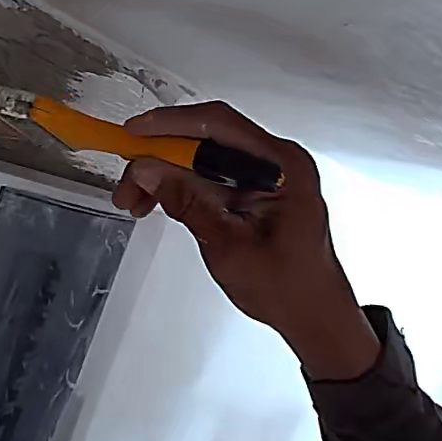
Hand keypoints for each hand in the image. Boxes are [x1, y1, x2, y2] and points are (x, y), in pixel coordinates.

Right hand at [111, 102, 379, 380]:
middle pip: (205, 138)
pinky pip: (206, 174)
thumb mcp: (229, 246)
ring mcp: (262, 173)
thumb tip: (146, 170)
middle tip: (127, 179)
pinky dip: (176, 186)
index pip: (219, 125)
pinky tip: (153, 201)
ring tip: (133, 199)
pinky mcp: (249, 188)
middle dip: (159, 155)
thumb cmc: (287, 288)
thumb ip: (187, 202)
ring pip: (200, 157)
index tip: (135, 132)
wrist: (314, 317)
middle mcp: (274, 160)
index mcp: (282, 165)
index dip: (171, 124)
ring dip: (162, 173)